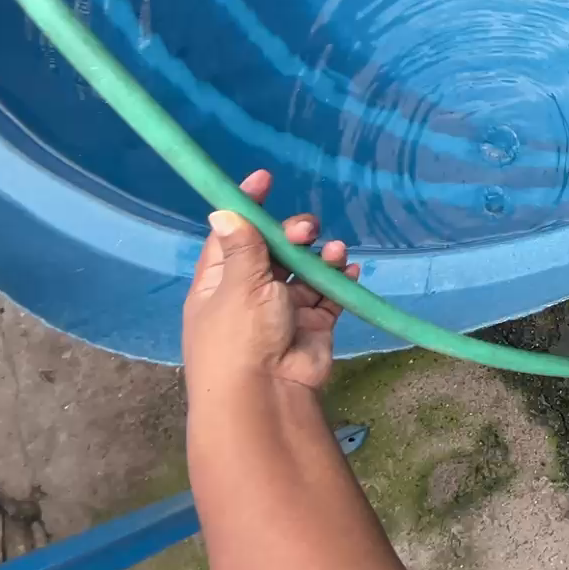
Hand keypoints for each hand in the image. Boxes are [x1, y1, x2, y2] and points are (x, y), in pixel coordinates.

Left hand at [182, 170, 360, 396]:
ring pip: (307, 268)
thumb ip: (243, 248)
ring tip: (335, 253)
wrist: (268, 391)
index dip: (247, 207)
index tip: (265, 179)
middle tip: (307, 231)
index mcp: (220, 284)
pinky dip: (341, 276)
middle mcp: (251, 292)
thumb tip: (223, 211)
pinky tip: (349, 269)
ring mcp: (284, 307)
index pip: (233, 235)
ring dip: (322, 255)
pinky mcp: (315, 319)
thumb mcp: (239, 287)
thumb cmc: (241, 337)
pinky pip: (331, 289)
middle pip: (276, 249)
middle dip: (294, 233)